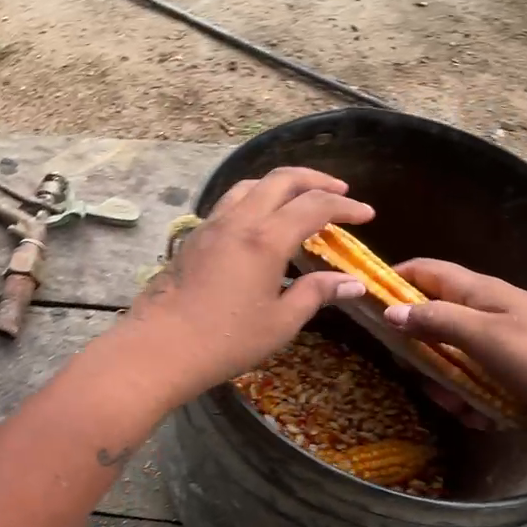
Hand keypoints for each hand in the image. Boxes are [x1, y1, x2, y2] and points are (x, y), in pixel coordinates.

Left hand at [120, 167, 373, 399]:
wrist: (160, 346)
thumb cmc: (225, 341)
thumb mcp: (280, 322)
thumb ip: (315, 293)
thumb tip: (352, 282)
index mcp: (264, 239)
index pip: (313, 205)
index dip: (344, 207)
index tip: (366, 215)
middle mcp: (237, 221)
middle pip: (280, 180)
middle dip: (315, 179)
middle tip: (339, 193)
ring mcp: (210, 226)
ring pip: (249, 185)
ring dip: (279, 184)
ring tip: (299, 199)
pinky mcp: (193, 237)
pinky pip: (229, 203)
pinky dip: (254, 199)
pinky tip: (260, 222)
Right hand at [382, 259, 526, 441]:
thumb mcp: (489, 340)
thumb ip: (437, 321)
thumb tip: (389, 310)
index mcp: (480, 293)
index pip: (423, 271)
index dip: (391, 282)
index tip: (365, 307)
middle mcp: (490, 312)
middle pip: (433, 320)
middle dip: (420, 351)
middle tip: (420, 377)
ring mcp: (508, 343)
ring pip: (456, 358)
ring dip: (449, 384)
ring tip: (461, 408)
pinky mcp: (524, 372)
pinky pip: (483, 382)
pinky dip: (478, 400)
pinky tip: (489, 418)